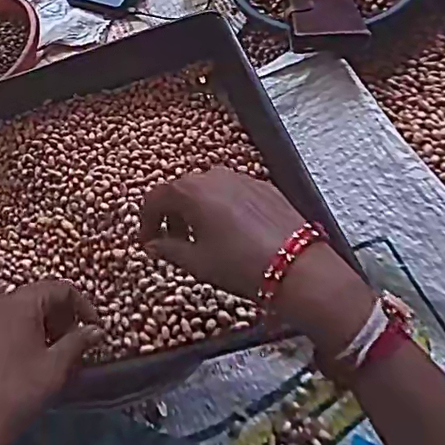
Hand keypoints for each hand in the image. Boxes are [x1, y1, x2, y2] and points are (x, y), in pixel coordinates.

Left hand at [0, 281, 101, 444]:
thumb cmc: (18, 389)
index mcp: (22, 302)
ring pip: (30, 310)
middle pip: (44, 296)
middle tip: (79, 342)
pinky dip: (35, 332)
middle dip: (66, 315)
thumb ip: (78, 341)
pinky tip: (42, 359)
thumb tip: (95, 330)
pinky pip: (17, 322)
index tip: (95, 328)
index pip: (60, 288)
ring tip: (64, 353)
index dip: (82, 305)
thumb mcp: (55, 365)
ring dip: (52, 325)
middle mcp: (4, 303)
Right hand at [139, 168, 373, 351]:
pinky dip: (222, 207)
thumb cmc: (241, 265)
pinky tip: (231, 233)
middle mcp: (213, 176)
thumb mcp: (196, 262)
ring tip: (203, 239)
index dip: (145, 221)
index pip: (154, 199)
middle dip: (171, 215)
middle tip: (173, 242)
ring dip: (197, 210)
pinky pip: (232, 192)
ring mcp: (240, 178)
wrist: (299, 268)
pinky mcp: (263, 186)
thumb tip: (153, 244)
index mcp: (190, 191)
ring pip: (207, 189)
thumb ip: (167, 248)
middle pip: (180, 190)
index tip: (147, 241)